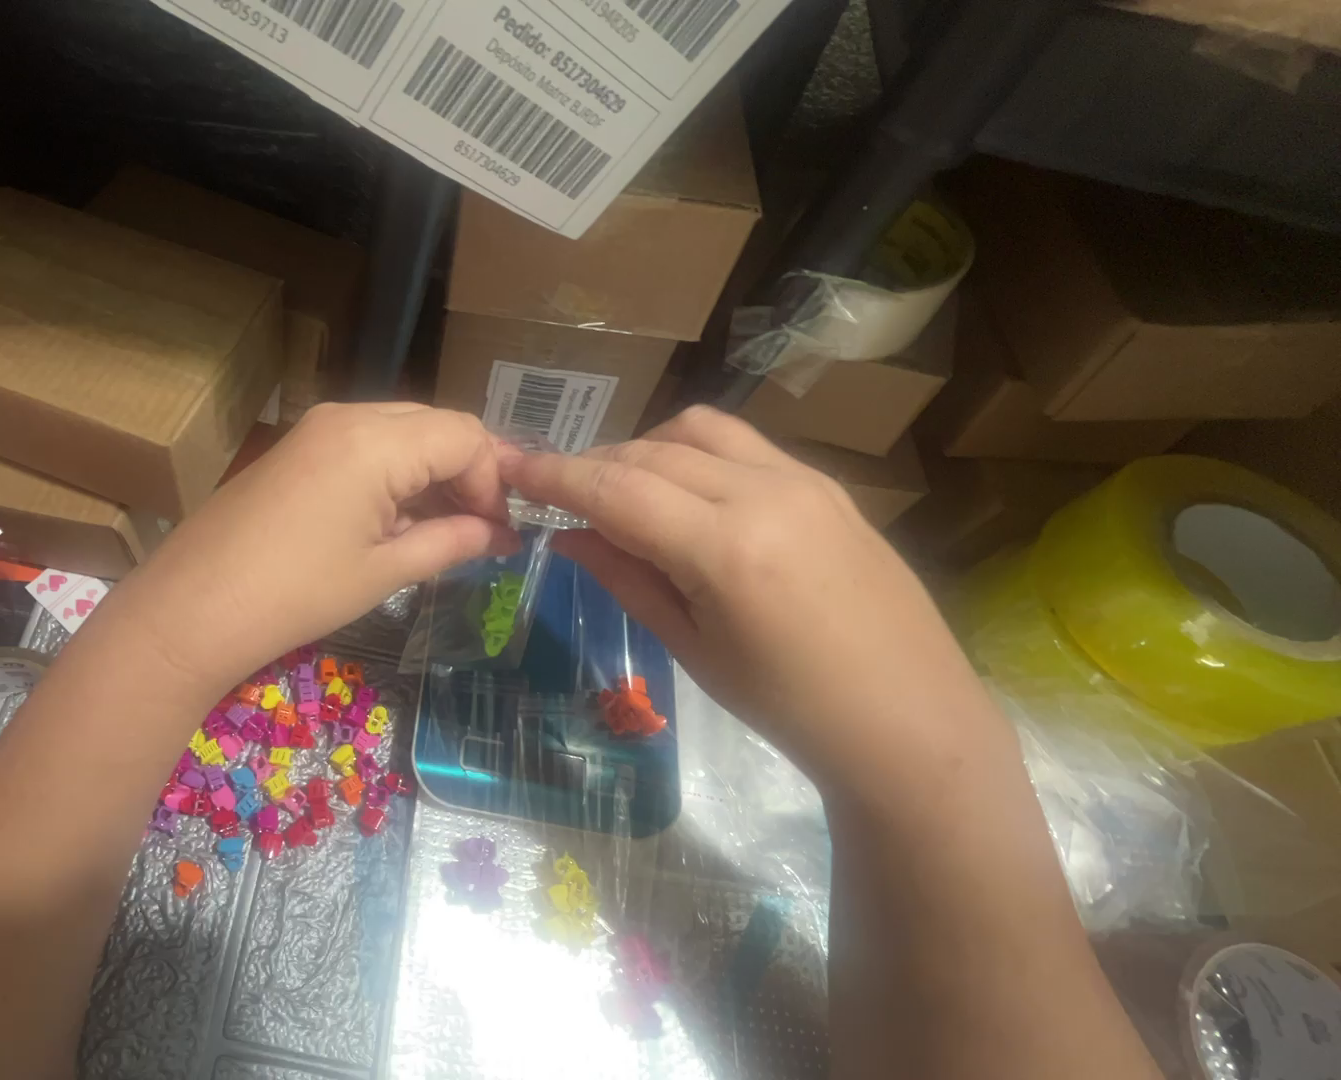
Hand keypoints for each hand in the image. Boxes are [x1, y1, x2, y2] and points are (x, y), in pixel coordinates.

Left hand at [95, 403, 517, 694]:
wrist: (192, 608)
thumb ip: (451, 542)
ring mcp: (317, 428)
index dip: (492, 481)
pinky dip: (395, 474)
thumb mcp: (384, 572)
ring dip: (432, 473)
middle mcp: (348, 416)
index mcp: (376, 441)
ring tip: (445, 529)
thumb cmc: (296, 595)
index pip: (465, 435)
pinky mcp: (296, 448)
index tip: (498, 532)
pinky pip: (365, 445)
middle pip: (435, 426)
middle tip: (482, 529)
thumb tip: (501, 536)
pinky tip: (399, 518)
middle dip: (467, 473)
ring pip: (401, 432)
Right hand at [504, 406, 1003, 802]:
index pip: (618, 489)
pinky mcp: (826, 483)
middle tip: (557, 496)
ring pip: (696, 431)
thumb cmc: (787, 707)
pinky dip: (691, 452)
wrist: (910, 722)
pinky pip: (739, 444)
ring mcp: (803, 480)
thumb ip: (625, 577)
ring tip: (619, 491)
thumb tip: (566, 534)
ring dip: (642, 449)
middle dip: (593, 466)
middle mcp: (766, 493)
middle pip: (650, 452)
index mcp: (727, 548)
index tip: (512, 469)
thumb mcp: (692, 647)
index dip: (556, 476)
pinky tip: (681, 493)